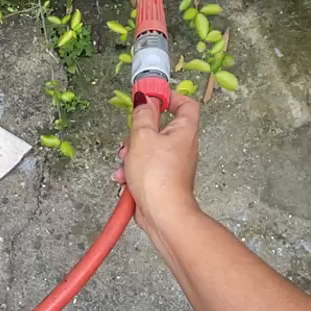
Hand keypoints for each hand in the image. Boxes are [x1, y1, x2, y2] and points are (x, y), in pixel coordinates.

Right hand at [113, 95, 202, 231]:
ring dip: (131, 155)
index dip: (169, 96)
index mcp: (185, 130)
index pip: (185, 103)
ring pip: (148, 149)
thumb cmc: (157, 176)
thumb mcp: (142, 137)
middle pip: (159, 128)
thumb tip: (145, 100)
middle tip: (129, 138)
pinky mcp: (162, 180)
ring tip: (125, 164)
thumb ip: (143, 115)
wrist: (162, 213)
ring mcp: (173, 164)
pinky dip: (132, 171)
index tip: (151, 98)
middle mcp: (182, 146)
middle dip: (138, 133)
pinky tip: (124, 179)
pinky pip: (145, 168)